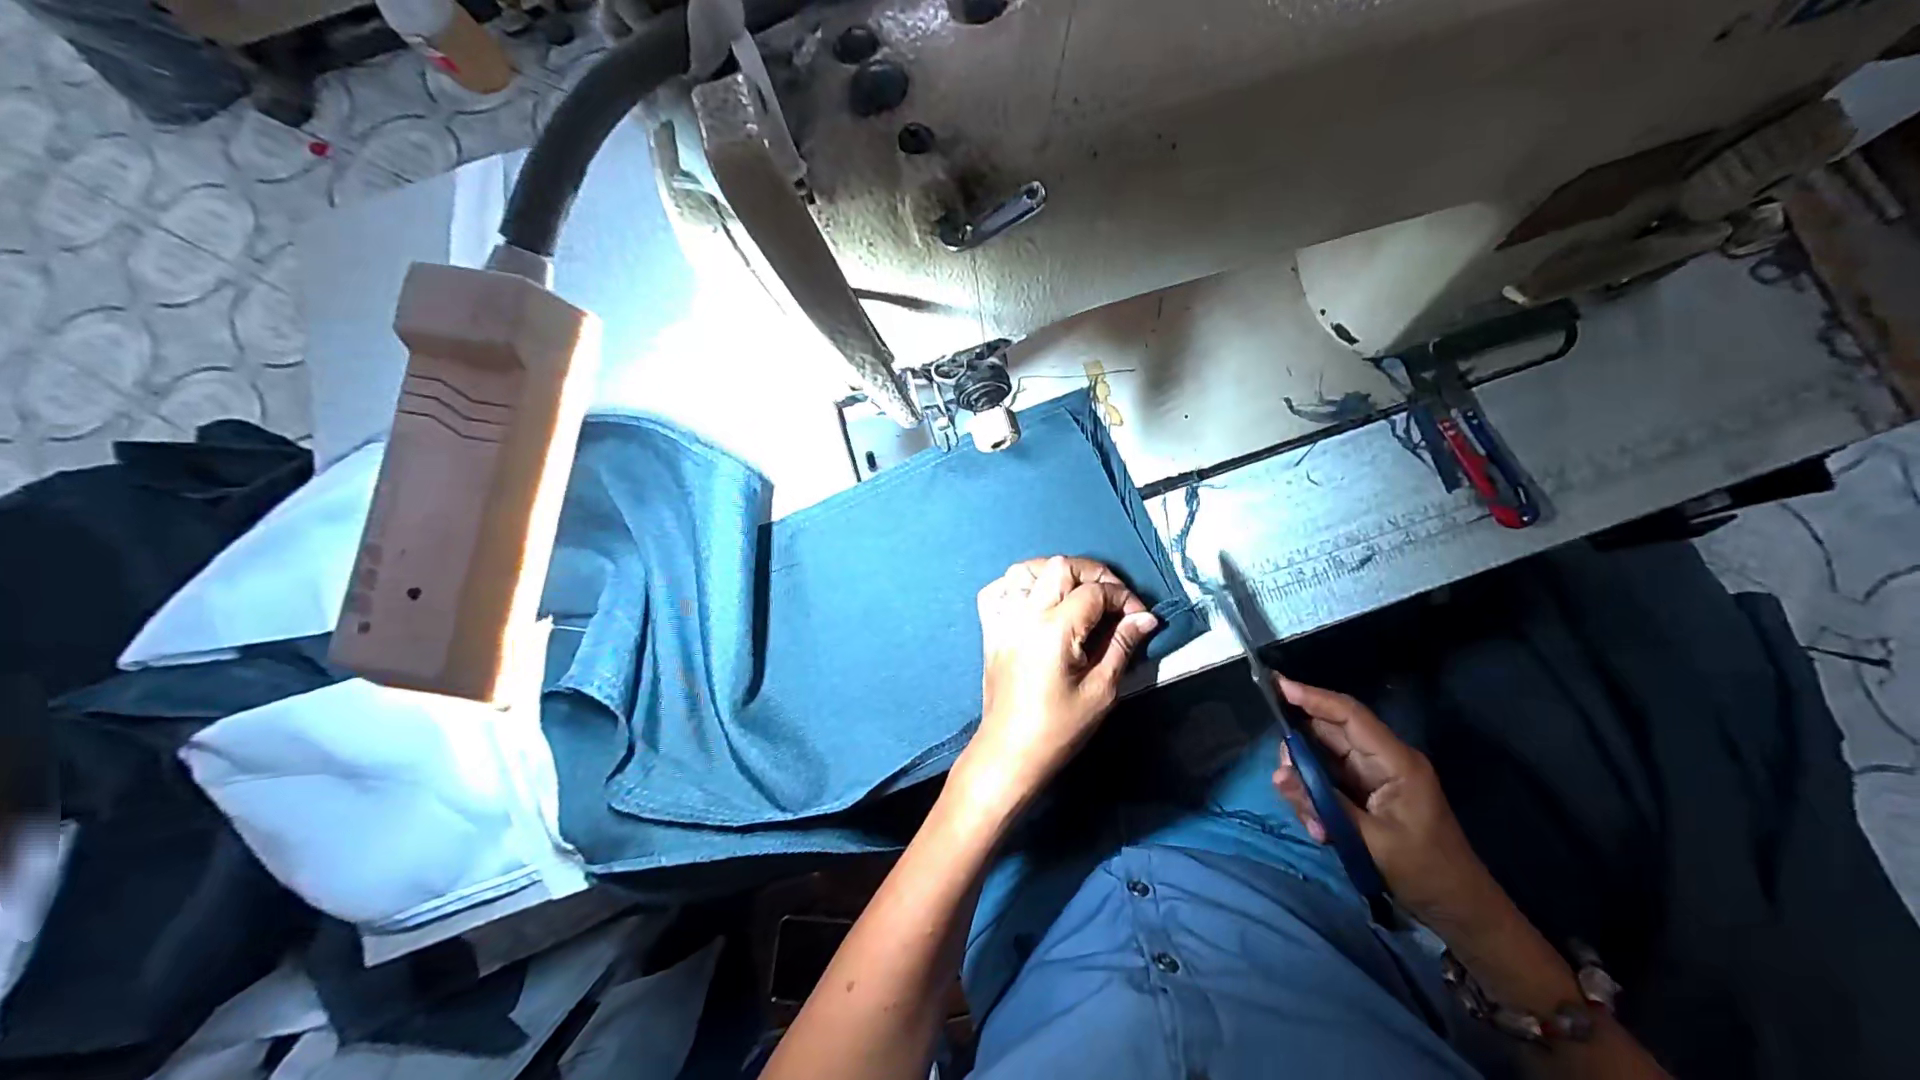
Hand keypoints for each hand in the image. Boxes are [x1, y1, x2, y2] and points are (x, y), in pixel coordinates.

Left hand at [955, 556, 1160, 817]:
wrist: (1010, 751)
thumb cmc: (1059, 729)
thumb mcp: (1101, 690)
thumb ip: (1122, 645)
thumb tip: (1145, 617)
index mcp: (1054, 630)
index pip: (1094, 591)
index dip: (1123, 598)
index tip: (1139, 617)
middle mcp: (1025, 615)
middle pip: (1061, 566)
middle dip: (1094, 574)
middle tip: (1114, 599)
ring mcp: (1002, 620)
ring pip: (1025, 569)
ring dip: (1055, 573)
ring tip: (1077, 592)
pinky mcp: (990, 629)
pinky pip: (997, 591)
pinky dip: (1018, 585)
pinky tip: (1037, 599)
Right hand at [1270, 677, 1500, 929]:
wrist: (1460, 910)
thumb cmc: (1424, 872)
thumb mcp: (1369, 840)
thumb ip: (1321, 803)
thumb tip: (1278, 774)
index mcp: (1396, 761)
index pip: (1349, 715)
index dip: (1313, 697)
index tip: (1277, 685)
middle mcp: (1383, 760)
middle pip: (1329, 734)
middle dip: (1299, 750)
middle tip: (1283, 776)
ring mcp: (1374, 776)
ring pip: (1323, 758)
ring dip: (1306, 783)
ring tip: (1310, 819)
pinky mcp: (1365, 793)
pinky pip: (1328, 781)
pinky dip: (1315, 799)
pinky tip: (1318, 826)